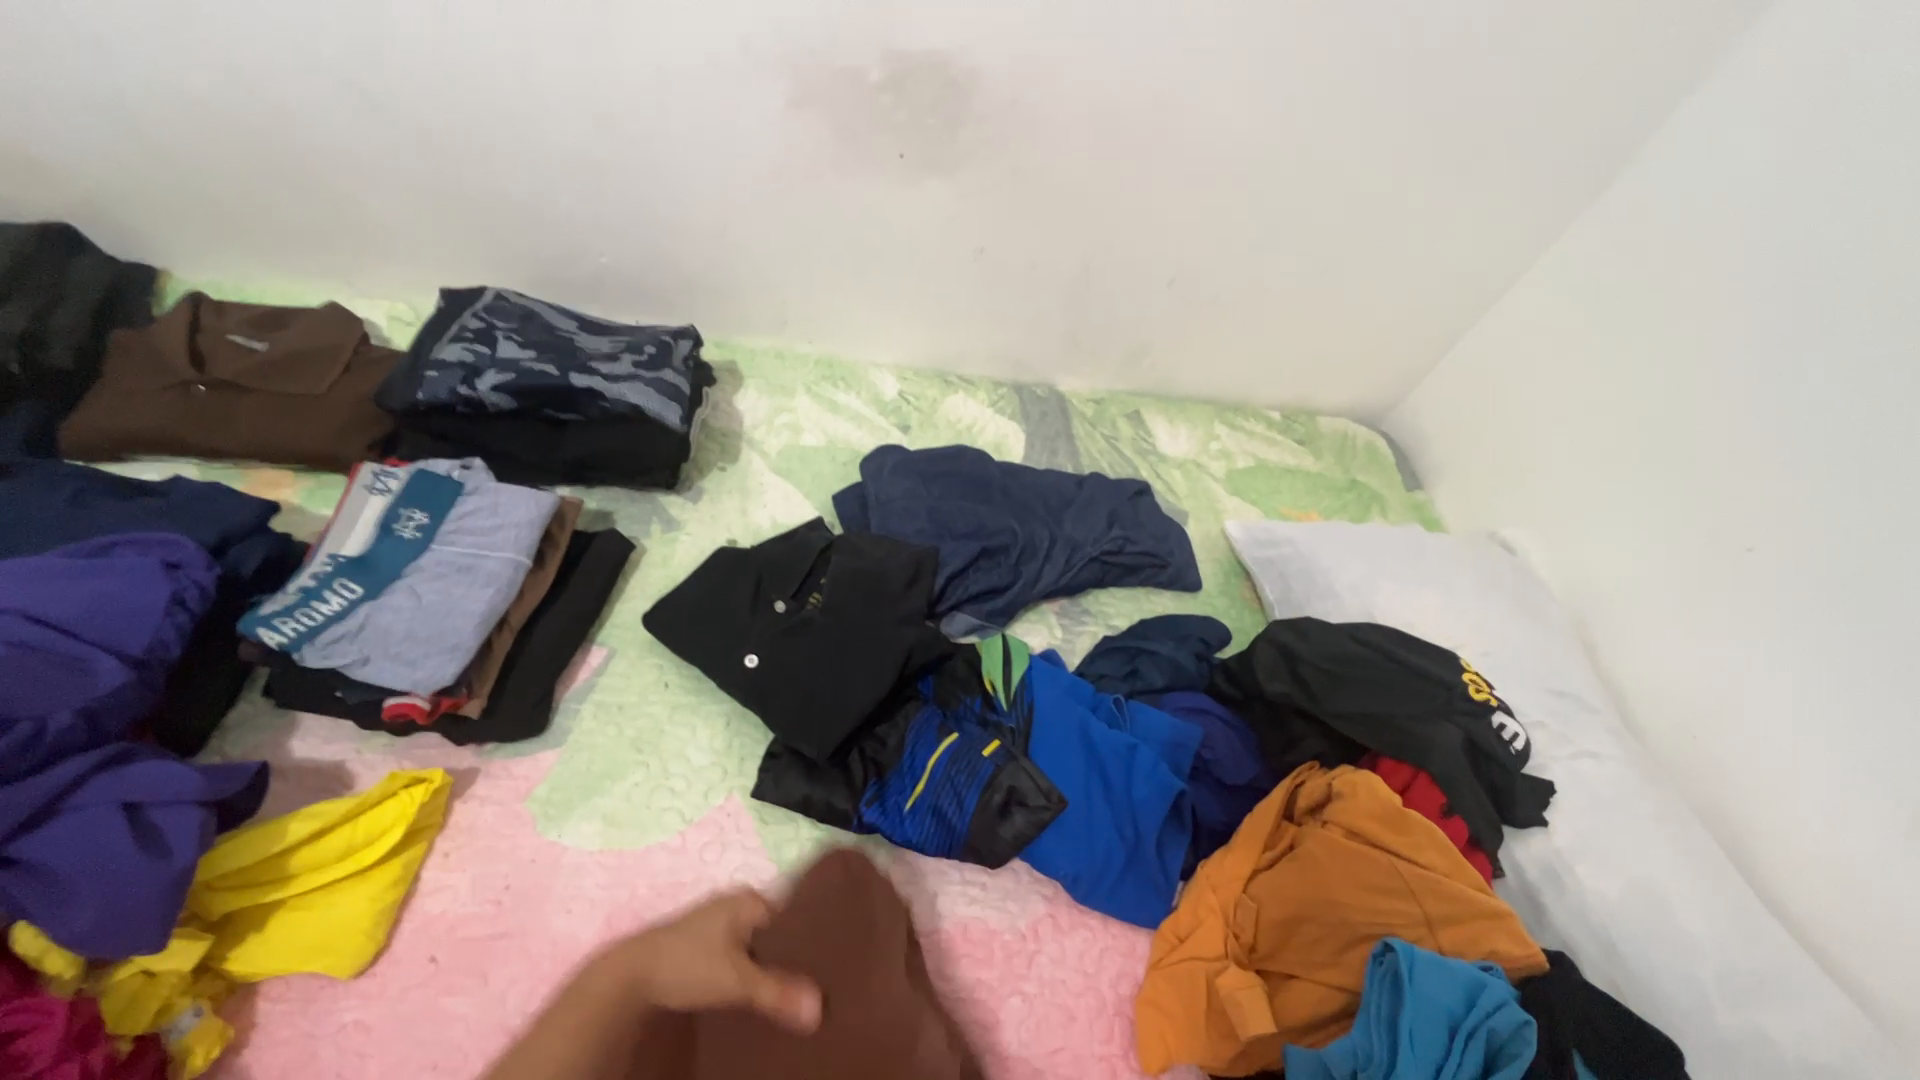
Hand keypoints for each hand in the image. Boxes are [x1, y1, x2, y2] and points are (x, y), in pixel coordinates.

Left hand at [600, 887, 822, 1033]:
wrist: (627, 977)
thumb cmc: (687, 964)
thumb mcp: (737, 980)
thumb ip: (777, 992)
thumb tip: (820, 1009)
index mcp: (750, 900)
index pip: (795, 915)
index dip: (813, 939)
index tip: (832, 964)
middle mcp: (736, 905)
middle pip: (776, 933)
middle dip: (792, 957)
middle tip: (819, 983)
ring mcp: (717, 925)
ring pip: (757, 947)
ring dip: (770, 968)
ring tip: (795, 993)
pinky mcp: (702, 946)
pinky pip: (740, 956)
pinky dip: (751, 973)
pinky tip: (760, 994)